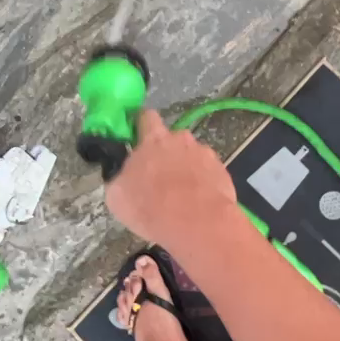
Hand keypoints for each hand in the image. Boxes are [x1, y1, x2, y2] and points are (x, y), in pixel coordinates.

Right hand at [105, 111, 238, 249]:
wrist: (197, 224)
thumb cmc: (151, 206)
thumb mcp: (117, 195)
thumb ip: (120, 176)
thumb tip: (123, 174)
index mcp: (153, 139)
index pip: (146, 117)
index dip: (140, 125)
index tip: (136, 139)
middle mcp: (181, 139)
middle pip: (171, 139)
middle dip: (165, 154)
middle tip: (158, 179)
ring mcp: (205, 154)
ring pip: (191, 156)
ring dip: (185, 169)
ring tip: (181, 196)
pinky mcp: (222, 171)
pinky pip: (208, 173)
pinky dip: (202, 183)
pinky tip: (197, 203)